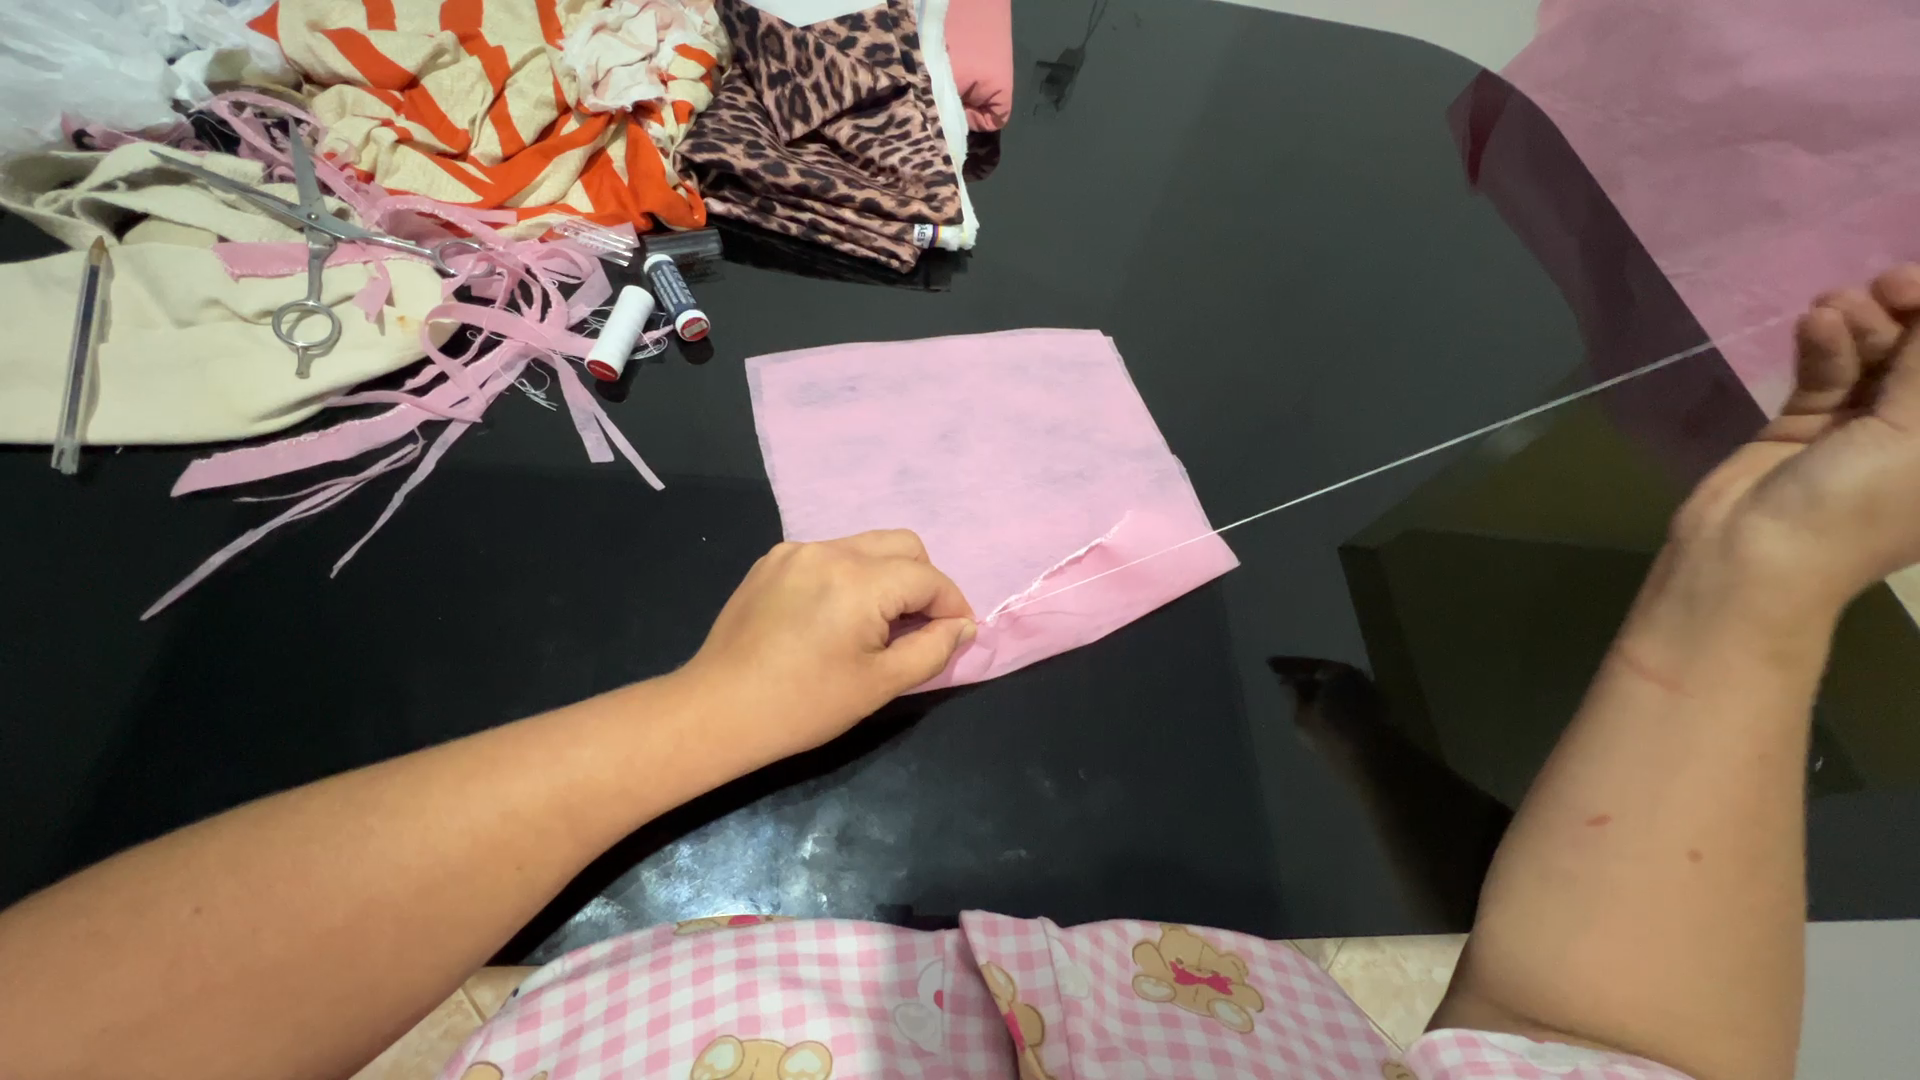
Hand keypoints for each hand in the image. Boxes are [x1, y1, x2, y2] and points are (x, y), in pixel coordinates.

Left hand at [679, 530, 975, 761]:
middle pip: (903, 545)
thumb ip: (933, 649)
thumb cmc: (804, 705)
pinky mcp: (771, 560)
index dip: (952, 605)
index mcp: (859, 580)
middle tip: (921, 625)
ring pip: (866, 546)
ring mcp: (796, 551)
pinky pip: (830, 555)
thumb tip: (963, 626)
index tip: (958, 634)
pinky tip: (835, 615)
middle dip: (924, 581)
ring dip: (887, 576)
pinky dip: (849, 576)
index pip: (928, 578)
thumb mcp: (880, 684)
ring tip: (878, 623)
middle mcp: (829, 550)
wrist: (718, 711)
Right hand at [1677, 265, 1919, 607]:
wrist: (1751, 553)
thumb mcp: (1917, 434)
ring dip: (1864, 322)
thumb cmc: (1857, 507)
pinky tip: (1813, 323)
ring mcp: (1869, 425)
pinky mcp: (1808, 425)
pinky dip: (1823, 346)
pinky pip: (1828, 374)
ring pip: (1882, 354)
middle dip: (1917, 310)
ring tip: (1833, 305)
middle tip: (1888, 283)